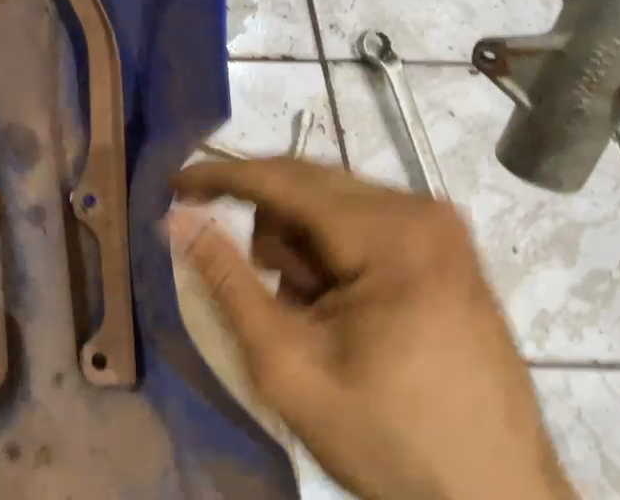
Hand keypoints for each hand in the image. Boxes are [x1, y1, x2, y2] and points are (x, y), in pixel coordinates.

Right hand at [170, 158, 575, 499]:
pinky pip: (364, 223)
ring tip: (306, 313)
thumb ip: (228, 282)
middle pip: (308, 185)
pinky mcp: (449, 251)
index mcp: (391, 235)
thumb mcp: (288, 366)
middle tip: (262, 291)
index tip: (171, 185)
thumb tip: (177, 219)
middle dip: (268, 229)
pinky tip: (335, 306)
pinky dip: (331, 254)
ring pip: (332, 203)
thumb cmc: (389, 441)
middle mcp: (422, 212)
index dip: (219, 177)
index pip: (282, 179)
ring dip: (299, 245)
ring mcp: (442, 230)